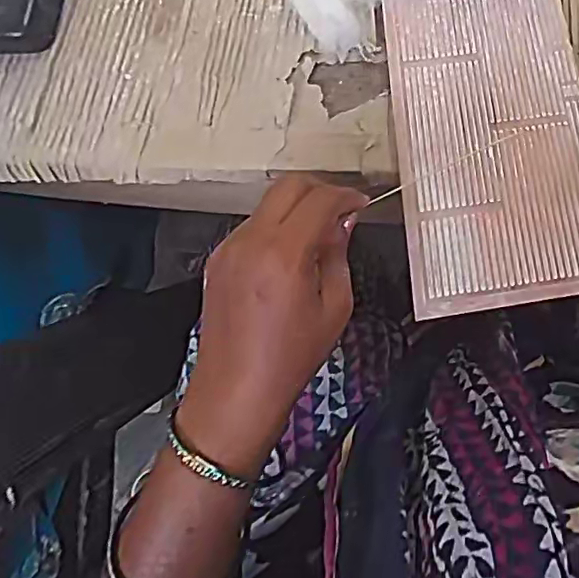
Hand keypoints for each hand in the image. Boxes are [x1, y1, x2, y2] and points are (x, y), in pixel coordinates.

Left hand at [180, 174, 366, 476]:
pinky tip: (291, 255)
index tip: (360, 204)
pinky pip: (253, 226)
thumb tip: (342, 224)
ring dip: (297, 208)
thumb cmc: (288, 359)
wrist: (235, 392)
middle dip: (321, 190)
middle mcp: (250, 242)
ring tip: (318, 239)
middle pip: (289, 185)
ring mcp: (229, 248)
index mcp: (283, 254)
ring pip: (269, 203)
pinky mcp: (218, 259)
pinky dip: (277, 227)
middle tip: (342, 211)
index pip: (319, 199)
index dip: (346, 195)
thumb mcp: (334, 307)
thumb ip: (338, 255)